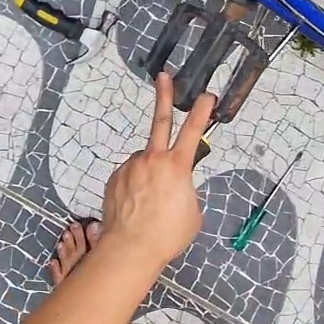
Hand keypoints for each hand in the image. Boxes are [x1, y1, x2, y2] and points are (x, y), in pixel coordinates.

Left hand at [97, 73, 215, 272]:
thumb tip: (175, 184)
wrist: (130, 247)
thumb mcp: (191, 212)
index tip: (207, 94)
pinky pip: (131, 177)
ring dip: (150, 176)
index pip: (194, 132)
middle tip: (163, 76)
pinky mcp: (116, 176)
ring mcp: (131, 165)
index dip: (202, 111)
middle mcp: (153, 159)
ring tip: (150, 203)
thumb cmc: (168, 233)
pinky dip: (136, 187)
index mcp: (177, 166)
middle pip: (160, 120)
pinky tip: (136, 206)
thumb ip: (186, 189)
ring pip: (145, 163)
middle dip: (163, 96)